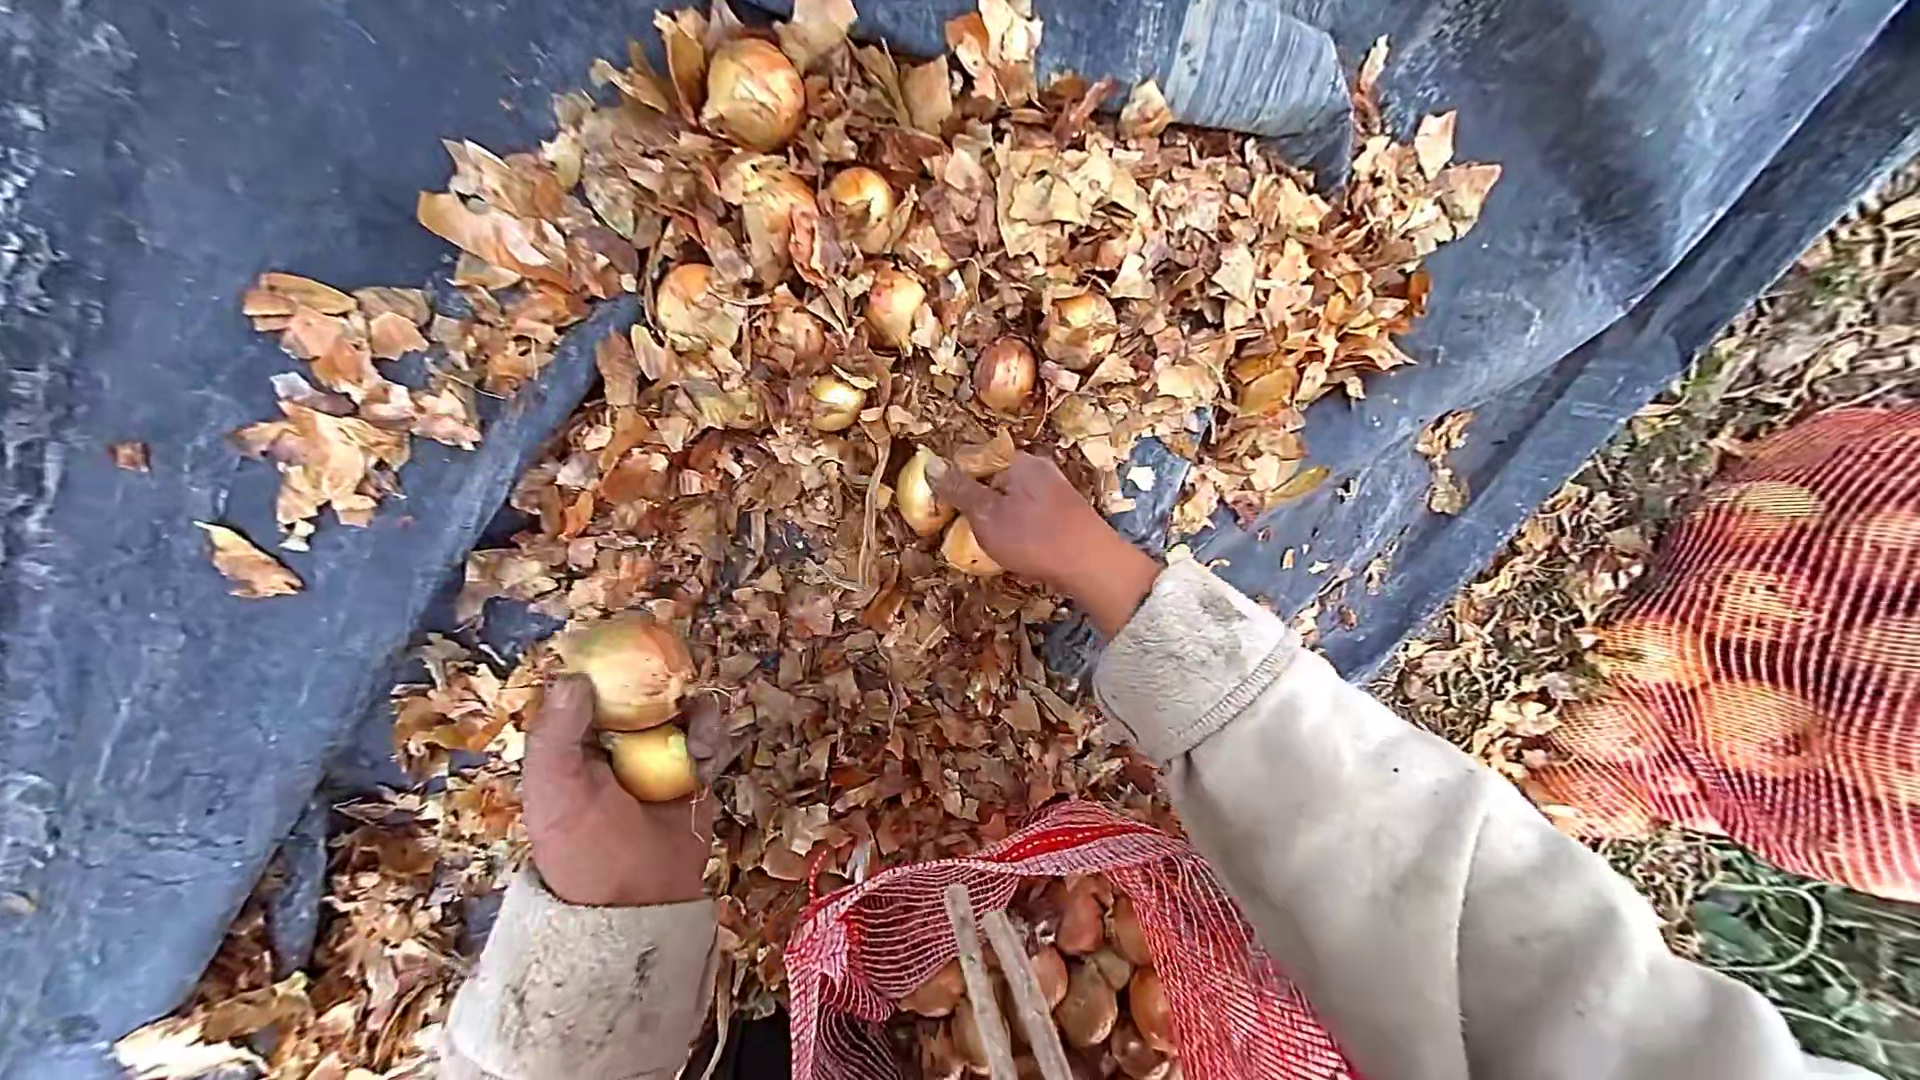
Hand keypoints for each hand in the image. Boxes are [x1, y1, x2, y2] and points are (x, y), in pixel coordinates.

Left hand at [522, 675, 726, 906]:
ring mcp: (661, 752)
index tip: (634, 641)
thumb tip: (573, 677)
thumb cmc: (584, 848)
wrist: (638, 900)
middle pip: (646, 689)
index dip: (613, 663)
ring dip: (695, 710)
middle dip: (664, 680)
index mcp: (579, 742)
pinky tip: (703, 753)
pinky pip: (708, 732)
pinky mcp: (694, 765)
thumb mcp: (555, 793)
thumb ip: (555, 737)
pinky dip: (711, 732)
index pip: (594, 688)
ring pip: (683, 706)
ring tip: (696, 730)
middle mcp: (621, 740)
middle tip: (678, 676)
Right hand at [929, 451, 1161, 637]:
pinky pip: (1031, 512)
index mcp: (1019, 461)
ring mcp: (1056, 488)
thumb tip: (931, 463)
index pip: (975, 460)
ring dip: (998, 518)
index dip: (957, 485)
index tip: (949, 511)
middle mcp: (1040, 467)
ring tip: (993, 543)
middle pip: (995, 479)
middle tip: (969, 531)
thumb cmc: (1034, 539)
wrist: (1093, 566)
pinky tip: (1019, 547)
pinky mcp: (1066, 511)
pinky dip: (1019, 526)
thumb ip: (959, 490)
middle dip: (979, 503)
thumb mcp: (986, 515)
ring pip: (1013, 498)